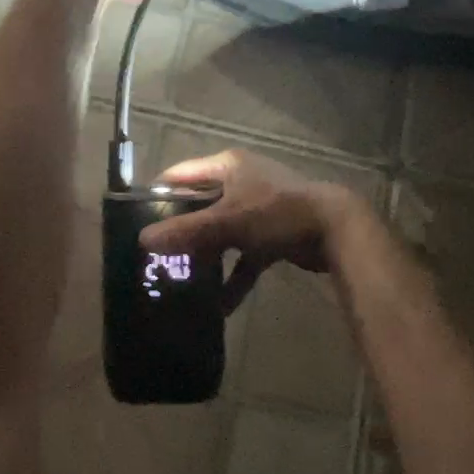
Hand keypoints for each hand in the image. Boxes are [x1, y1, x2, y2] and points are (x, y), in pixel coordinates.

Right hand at [138, 149, 365, 312]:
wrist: (335, 230)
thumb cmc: (277, 213)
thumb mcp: (229, 221)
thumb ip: (187, 231)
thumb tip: (142, 240)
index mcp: (227, 166)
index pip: (182, 174)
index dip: (159, 192)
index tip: (137, 217)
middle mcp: (240, 182)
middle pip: (201, 206)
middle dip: (182, 232)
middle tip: (156, 255)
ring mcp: (257, 209)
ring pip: (222, 233)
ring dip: (207, 258)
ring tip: (181, 281)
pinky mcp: (271, 235)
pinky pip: (244, 257)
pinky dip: (234, 278)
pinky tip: (221, 307)